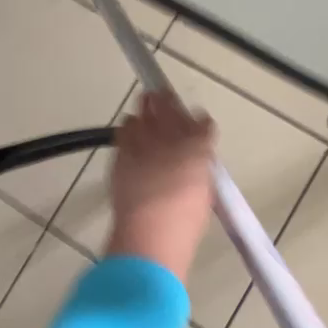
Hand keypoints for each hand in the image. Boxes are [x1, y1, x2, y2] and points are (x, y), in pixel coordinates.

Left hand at [105, 91, 215, 280]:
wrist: (151, 234)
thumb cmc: (185, 221)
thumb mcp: (204, 194)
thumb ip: (200, 171)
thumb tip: (195, 162)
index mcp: (201, 150)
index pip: (203, 124)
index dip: (199, 121)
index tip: (197, 119)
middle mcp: (175, 140)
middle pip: (172, 111)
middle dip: (169, 102)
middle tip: (165, 93)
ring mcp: (146, 144)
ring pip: (146, 114)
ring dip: (147, 108)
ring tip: (146, 102)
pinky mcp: (122, 155)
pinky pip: (126, 130)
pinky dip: (129, 125)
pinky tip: (129, 124)